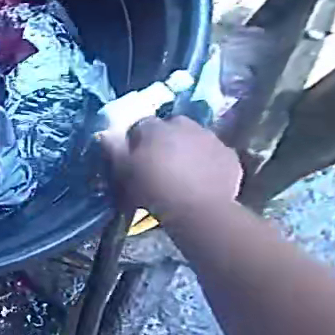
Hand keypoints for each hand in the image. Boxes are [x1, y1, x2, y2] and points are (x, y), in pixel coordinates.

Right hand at [98, 115, 240, 222]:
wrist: (198, 211)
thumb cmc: (152, 189)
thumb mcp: (123, 171)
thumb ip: (113, 148)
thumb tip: (105, 133)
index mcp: (156, 128)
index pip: (141, 124)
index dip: (136, 139)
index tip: (133, 156)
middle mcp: (186, 126)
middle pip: (171, 126)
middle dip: (164, 138)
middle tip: (158, 161)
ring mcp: (212, 139)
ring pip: (194, 138)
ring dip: (186, 148)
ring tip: (180, 171)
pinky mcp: (230, 156)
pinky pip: (213, 153)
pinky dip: (206, 161)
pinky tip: (200, 179)